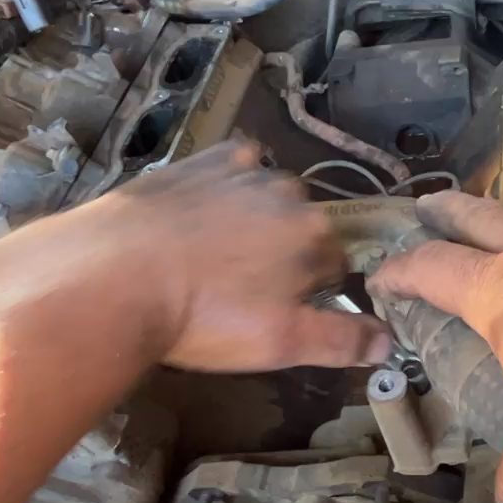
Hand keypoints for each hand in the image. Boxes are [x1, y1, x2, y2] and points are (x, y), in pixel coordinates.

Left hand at [50, 139, 391, 371]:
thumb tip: (391, 342)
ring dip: (257, 220)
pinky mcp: (200, 160)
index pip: (336, 266)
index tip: (277, 310)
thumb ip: (343, 340)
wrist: (112, 276)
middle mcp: (290, 194)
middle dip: (285, 254)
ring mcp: (244, 172)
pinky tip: (205, 208)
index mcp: (315, 236)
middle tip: (242, 290)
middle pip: (303, 228)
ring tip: (216, 255)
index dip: (311, 291)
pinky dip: (229, 183)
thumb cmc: (205, 316)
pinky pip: (233, 165)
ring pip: (269, 198)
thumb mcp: (281, 343)